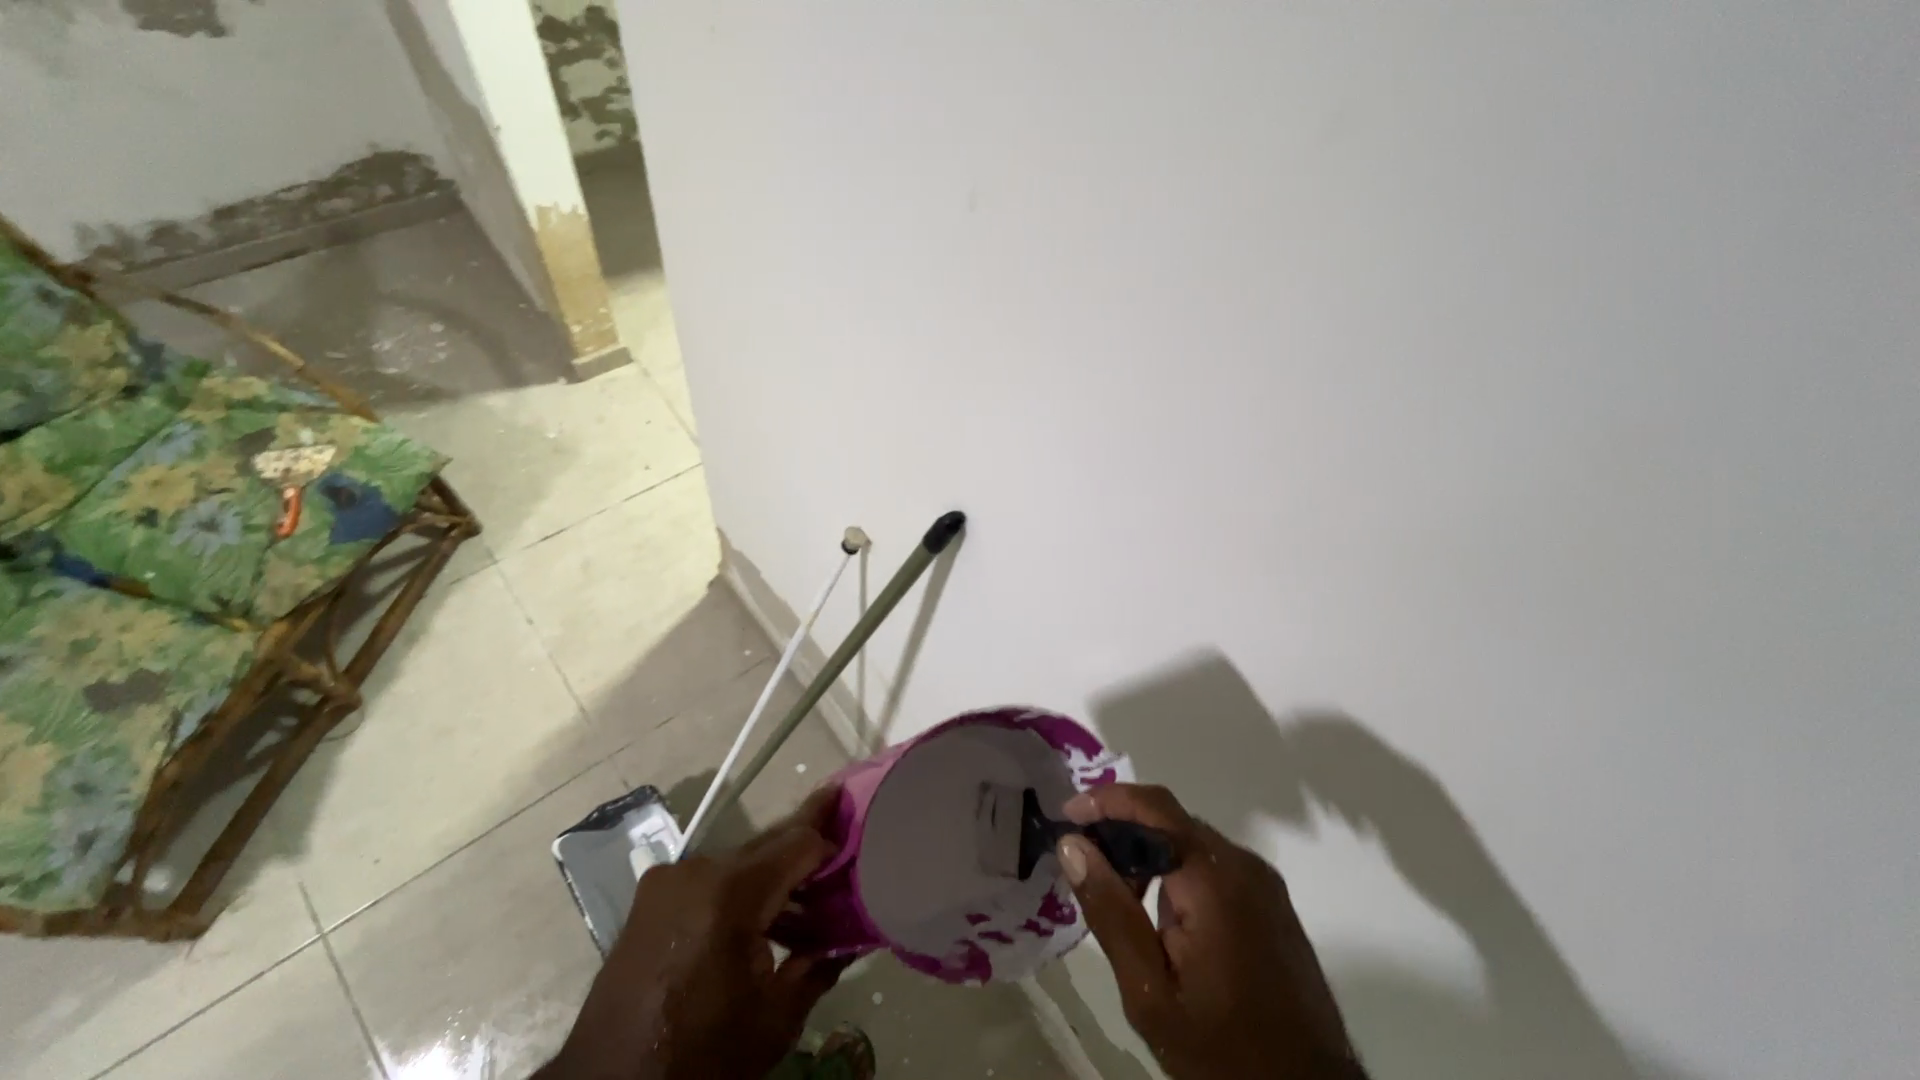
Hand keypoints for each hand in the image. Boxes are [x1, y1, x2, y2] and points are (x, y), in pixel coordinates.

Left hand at [541, 789, 848, 1079]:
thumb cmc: (701, 1053)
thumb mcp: (776, 1018)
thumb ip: (819, 965)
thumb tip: (852, 937)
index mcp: (728, 893)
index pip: (798, 842)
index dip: (833, 837)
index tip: (860, 823)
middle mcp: (695, 871)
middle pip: (768, 845)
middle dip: (807, 843)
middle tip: (843, 824)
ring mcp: (667, 881)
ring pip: (740, 863)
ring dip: (776, 876)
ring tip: (814, 896)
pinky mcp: (651, 900)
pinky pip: (712, 880)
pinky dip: (744, 891)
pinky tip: (770, 918)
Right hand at [1058, 784, 1364, 1079]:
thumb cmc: (1220, 1048)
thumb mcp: (1149, 990)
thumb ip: (1111, 911)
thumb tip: (1073, 845)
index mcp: (1214, 879)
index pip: (1154, 807)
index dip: (1106, 800)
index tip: (1066, 816)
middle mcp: (1245, 866)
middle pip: (1172, 820)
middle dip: (1122, 830)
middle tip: (1083, 865)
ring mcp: (1264, 885)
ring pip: (1192, 843)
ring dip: (1149, 855)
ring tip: (1116, 898)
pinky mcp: (1273, 905)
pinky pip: (1214, 867)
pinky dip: (1177, 873)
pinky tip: (1159, 918)